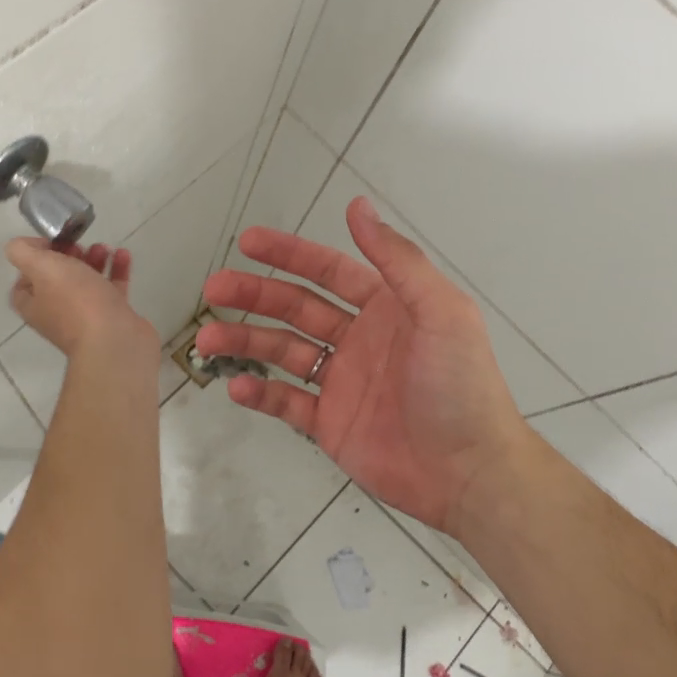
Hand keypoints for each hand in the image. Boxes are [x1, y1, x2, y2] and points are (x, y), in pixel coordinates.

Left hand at [6, 239, 155, 356]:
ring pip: (87, 284)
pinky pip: (113, 290)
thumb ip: (23, 252)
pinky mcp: (114, 318)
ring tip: (103, 248)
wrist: (115, 340)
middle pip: (58, 280)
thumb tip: (24, 247)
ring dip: (94, 261)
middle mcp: (58, 314)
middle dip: (68, 257)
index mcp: (35, 306)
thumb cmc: (77, 302)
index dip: (32, 261)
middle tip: (78, 245)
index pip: (23, 283)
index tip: (49, 244)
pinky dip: (116, 270)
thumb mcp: (42, 268)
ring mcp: (88, 318)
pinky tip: (124, 255)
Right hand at [197, 198, 526, 534]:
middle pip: (296, 308)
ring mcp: (341, 383)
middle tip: (213, 288)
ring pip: (283, 352)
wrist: (469, 470)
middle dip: (254, 295)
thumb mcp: (442, 311)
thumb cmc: (460, 385)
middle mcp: (359, 339)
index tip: (248, 243)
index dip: (289, 255)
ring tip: (207, 339)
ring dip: (245, 341)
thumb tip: (359, 205)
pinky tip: (236, 386)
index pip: (328, 271)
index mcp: (387, 308)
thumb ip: (398, 259)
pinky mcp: (330, 425)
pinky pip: (286, 403)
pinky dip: (260, 394)